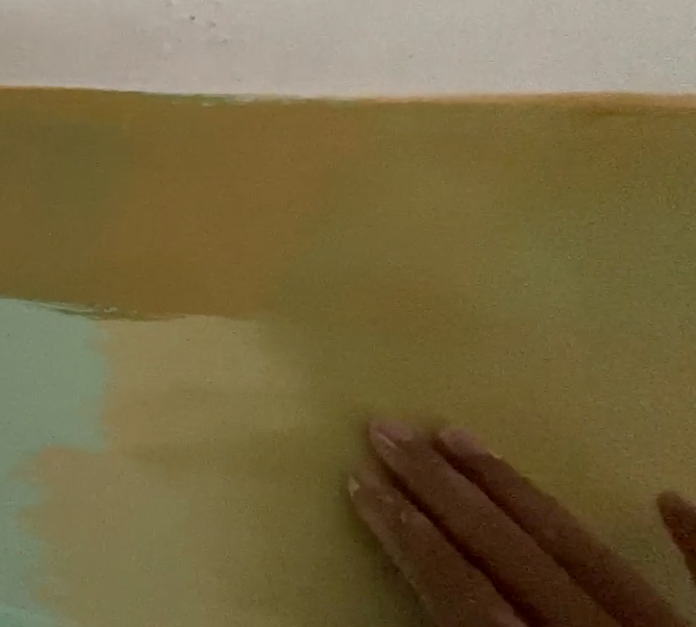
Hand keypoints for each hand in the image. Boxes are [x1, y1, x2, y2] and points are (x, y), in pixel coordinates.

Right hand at [350, 420, 695, 625]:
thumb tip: (415, 593)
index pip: (458, 587)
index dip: (405, 533)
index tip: (359, 479)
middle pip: (510, 552)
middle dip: (440, 488)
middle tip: (387, 429)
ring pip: (585, 554)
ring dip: (517, 493)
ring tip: (458, 434)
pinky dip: (691, 542)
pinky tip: (667, 495)